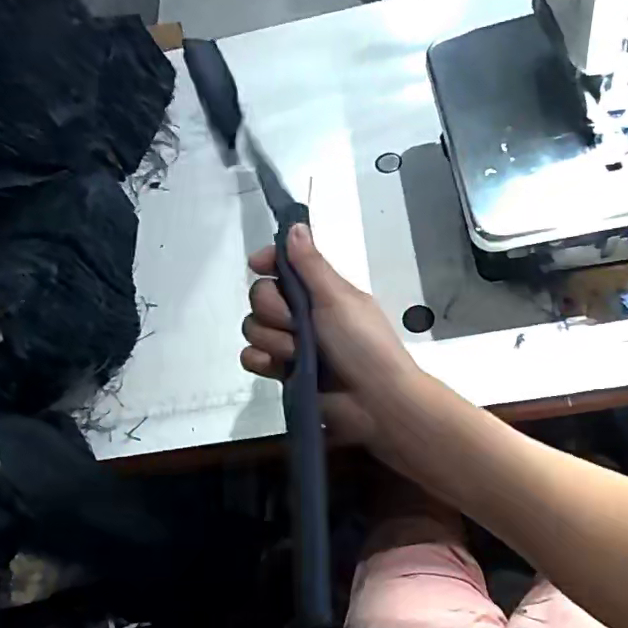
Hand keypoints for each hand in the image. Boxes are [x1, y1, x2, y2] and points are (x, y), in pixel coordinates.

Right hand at [241, 224, 422, 449]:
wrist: (375, 401)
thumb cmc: (363, 343)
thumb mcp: (339, 298)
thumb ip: (311, 265)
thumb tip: (296, 226)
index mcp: (320, 292)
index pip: (282, 267)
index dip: (268, 263)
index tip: (259, 264)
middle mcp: (303, 314)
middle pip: (261, 297)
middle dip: (273, 309)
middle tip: (298, 324)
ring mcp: (291, 345)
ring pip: (254, 328)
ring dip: (274, 340)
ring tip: (299, 355)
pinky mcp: (283, 373)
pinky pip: (252, 358)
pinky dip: (261, 361)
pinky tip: (279, 367)